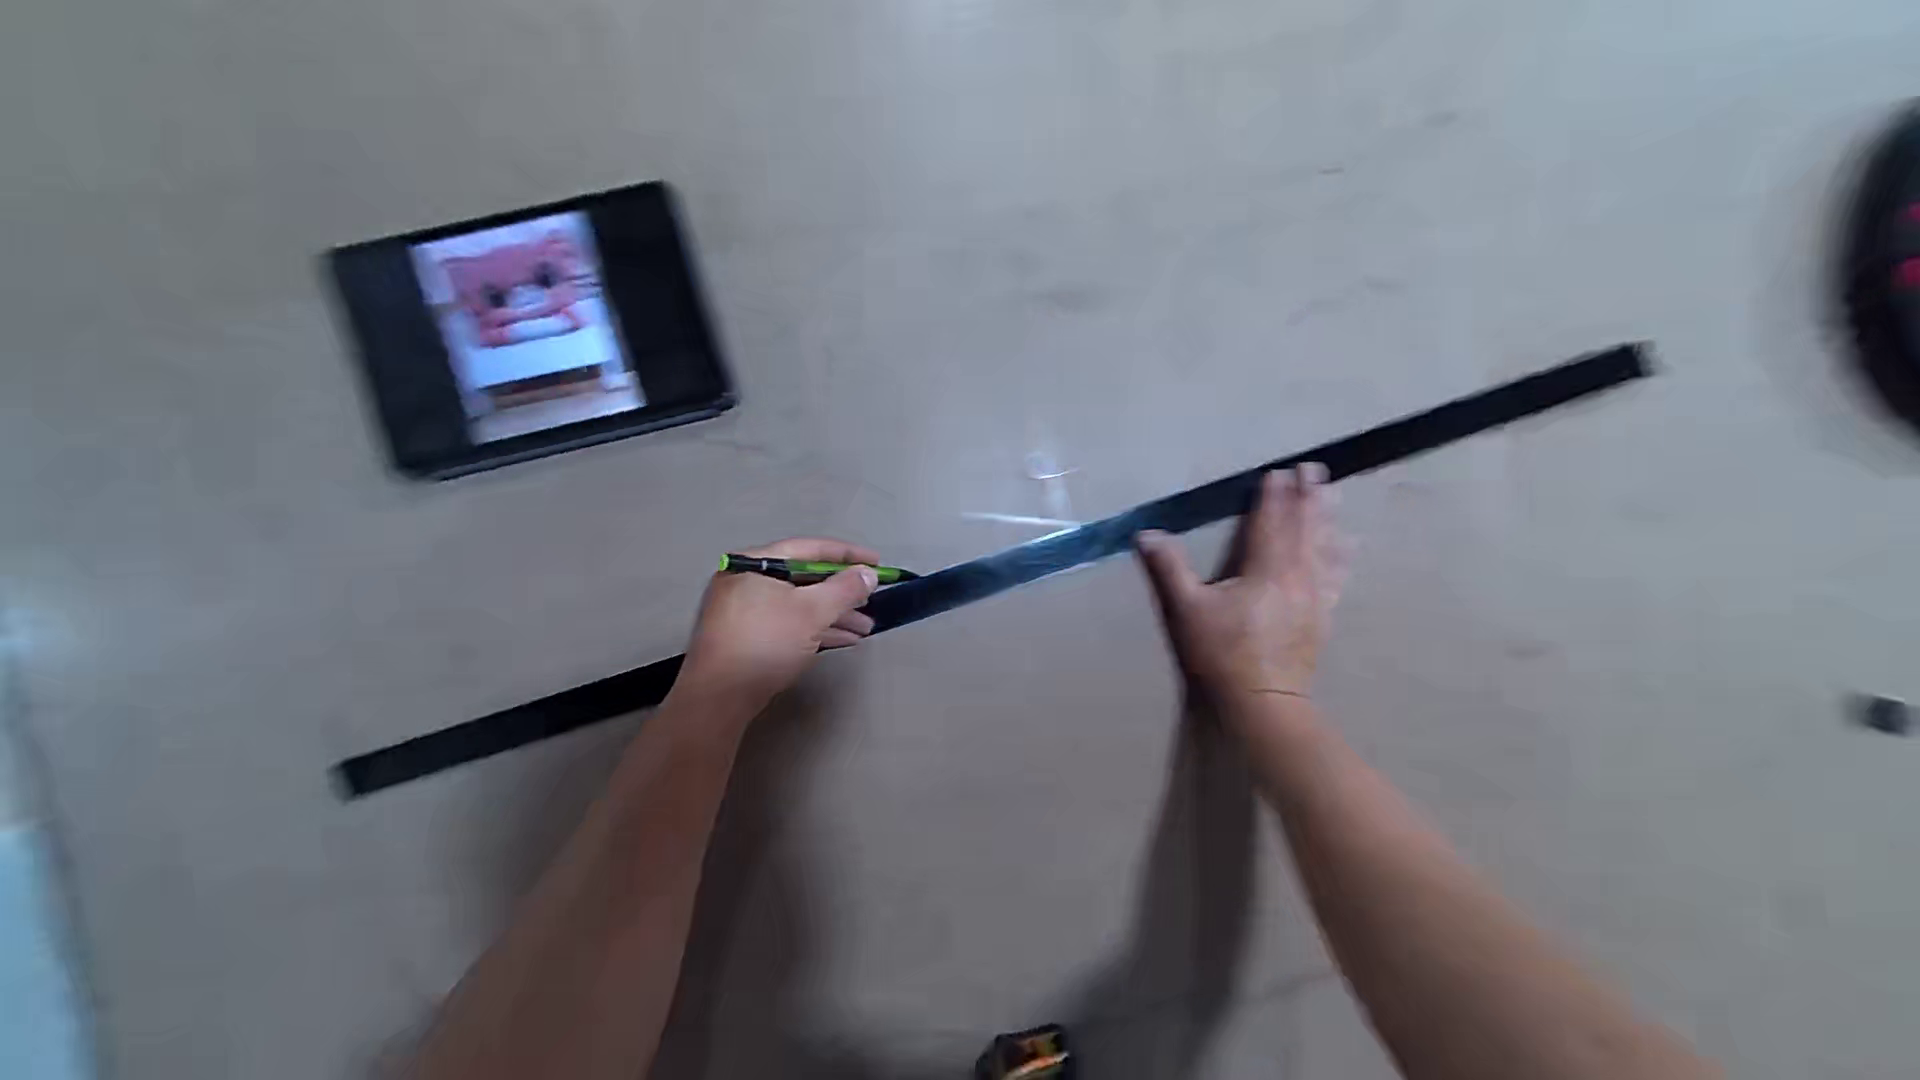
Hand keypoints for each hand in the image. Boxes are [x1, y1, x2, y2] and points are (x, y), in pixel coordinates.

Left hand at [676, 537, 880, 709]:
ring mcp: (743, 610)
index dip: (848, 555)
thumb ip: (845, 589)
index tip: (876, 564)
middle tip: (872, 599)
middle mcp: (747, 580)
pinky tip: (843, 639)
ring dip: (834, 614)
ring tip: (865, 627)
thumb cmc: (765, 643)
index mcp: (756, 563)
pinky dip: (815, 628)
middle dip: (843, 591)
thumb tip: (868, 575)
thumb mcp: (812, 612)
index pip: (810, 549)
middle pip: (805, 577)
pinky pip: (788, 622)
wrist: (718, 698)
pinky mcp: (746, 636)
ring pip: (798, 603)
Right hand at [1134, 464, 1346, 713]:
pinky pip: (1337, 577)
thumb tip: (1147, 534)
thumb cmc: (1221, 654)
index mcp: (1265, 570)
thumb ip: (1168, 568)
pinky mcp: (1322, 617)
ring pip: (1325, 548)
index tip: (1278, 471)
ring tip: (1333, 494)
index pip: (1270, 523)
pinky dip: (1342, 555)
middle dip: (1308, 496)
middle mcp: (1297, 577)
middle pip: (1304, 528)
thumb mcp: (1186, 609)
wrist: (1262, 702)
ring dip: (1328, 518)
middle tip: (1315, 468)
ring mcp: (1315, 597)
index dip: (1273, 496)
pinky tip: (1349, 546)